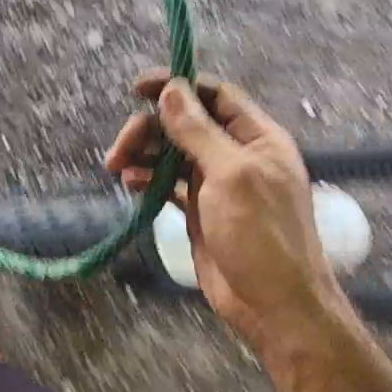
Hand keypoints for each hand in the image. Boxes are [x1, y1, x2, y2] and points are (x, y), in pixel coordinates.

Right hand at [104, 69, 343, 334]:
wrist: (274, 305)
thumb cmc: (261, 236)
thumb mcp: (230, 176)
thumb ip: (198, 131)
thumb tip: (171, 89)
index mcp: (257, 138)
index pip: (214, 96)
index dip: (177, 86)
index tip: (138, 88)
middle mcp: (236, 155)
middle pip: (185, 124)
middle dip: (150, 128)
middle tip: (120, 148)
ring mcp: (216, 184)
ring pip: (172, 153)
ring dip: (143, 153)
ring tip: (116, 167)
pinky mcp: (198, 211)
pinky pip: (167, 183)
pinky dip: (147, 179)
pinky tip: (130, 184)